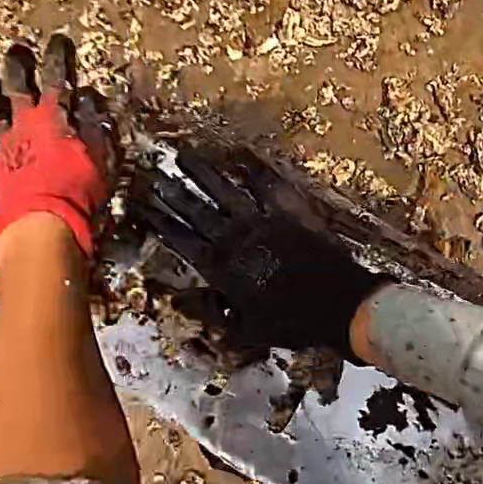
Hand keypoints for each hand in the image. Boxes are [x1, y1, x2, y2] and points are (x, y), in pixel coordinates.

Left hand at [0, 34, 113, 263]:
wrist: (42, 219)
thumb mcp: (101, 154)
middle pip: (16, 83)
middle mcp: (26, 120)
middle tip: (17, 51)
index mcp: (56, 114)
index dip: (58, 56)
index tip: (58, 41)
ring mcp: (5, 140)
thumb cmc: (79, 188)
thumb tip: (89, 99)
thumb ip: (94, 124)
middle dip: (17, 64)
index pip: (57, 75)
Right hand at [133, 146, 385, 356]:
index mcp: (222, 267)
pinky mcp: (289, 211)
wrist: (339, 305)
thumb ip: (211, 310)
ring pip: (225, 191)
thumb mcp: (245, 329)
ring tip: (185, 154)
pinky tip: (239, 154)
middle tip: (153, 172)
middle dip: (173, 191)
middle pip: (197, 210)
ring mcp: (263, 221)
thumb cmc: (292, 322)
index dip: (161, 221)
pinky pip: (267, 184)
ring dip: (204, 172)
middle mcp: (236, 238)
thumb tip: (179, 297)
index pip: (182, 239)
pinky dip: (253, 168)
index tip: (143, 204)